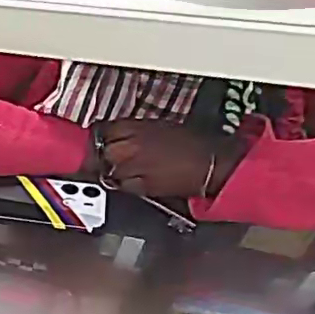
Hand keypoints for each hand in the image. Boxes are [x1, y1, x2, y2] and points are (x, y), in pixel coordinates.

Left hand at [100, 119, 244, 199]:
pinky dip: (125, 185)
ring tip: (127, 171)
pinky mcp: (142, 186)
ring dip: (115, 172)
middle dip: (108, 155)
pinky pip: (123, 187)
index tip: (105, 140)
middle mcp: (134, 146)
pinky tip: (136, 182)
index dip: (106, 136)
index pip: (108, 130)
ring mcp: (136, 167)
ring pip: (111, 172)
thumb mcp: (163, 126)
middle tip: (115, 158)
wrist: (209, 164)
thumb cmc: (193, 143)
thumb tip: (122, 136)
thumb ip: (138, 130)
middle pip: (105, 151)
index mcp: (140, 127)